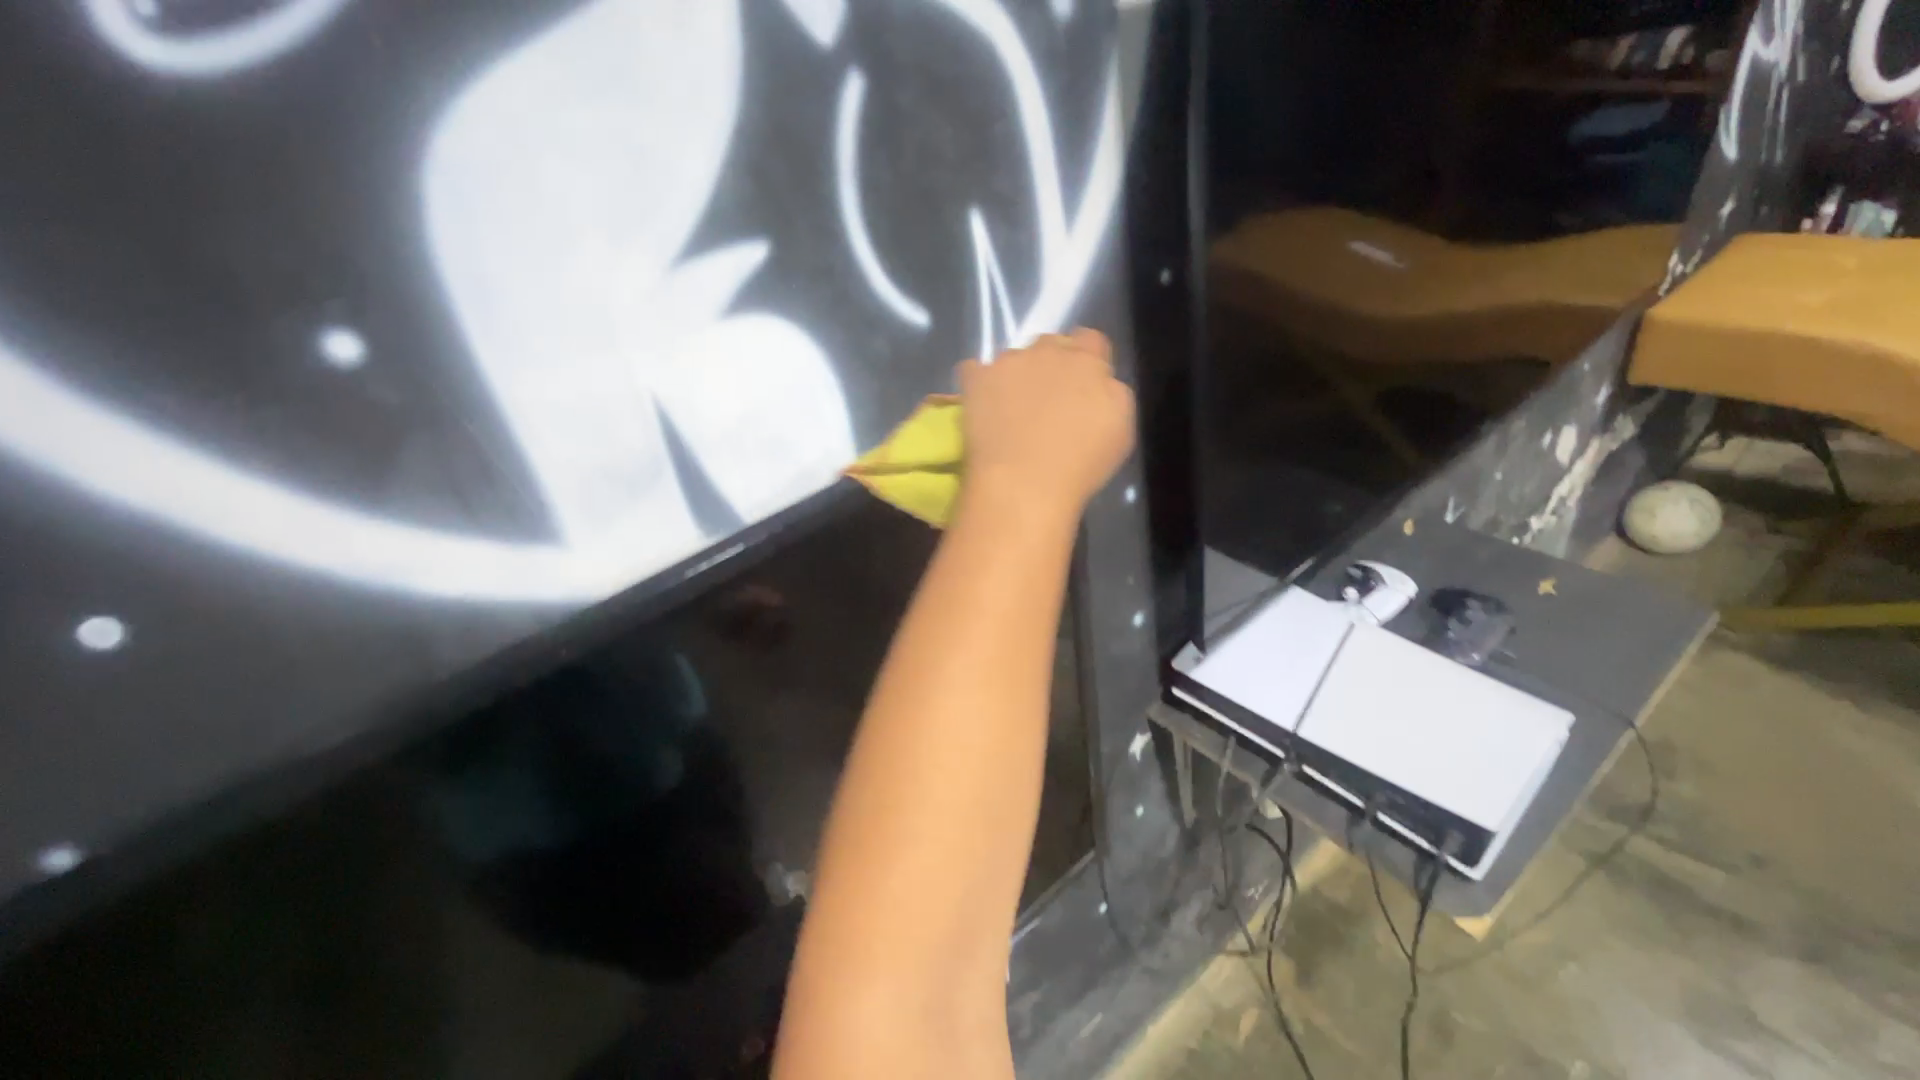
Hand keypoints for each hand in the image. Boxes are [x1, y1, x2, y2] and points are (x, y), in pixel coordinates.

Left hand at [958, 328, 1135, 516]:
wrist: (1024, 484)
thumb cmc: (1081, 464)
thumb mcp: (1121, 427)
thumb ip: (1111, 392)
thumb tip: (1100, 383)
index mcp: (1087, 361)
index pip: (1091, 340)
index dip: (1088, 360)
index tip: (1084, 387)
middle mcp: (1047, 351)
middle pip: (1051, 345)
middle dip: (1052, 365)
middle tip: (1049, 402)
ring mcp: (1008, 363)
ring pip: (1014, 358)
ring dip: (1017, 375)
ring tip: (1013, 411)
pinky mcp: (977, 380)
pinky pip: (975, 370)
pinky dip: (980, 383)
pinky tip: (982, 405)